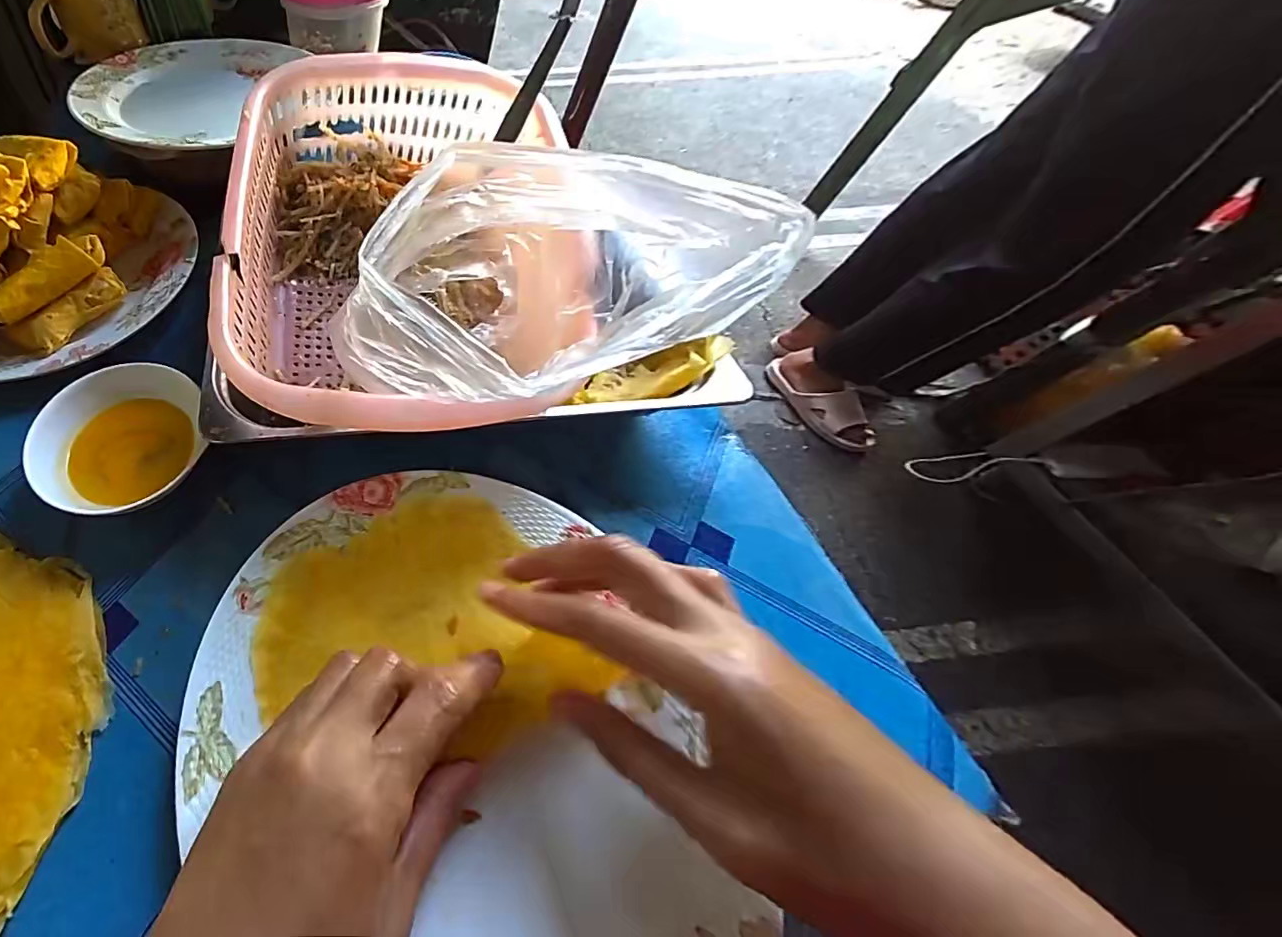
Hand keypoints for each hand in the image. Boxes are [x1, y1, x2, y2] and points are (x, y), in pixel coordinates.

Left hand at [152, 648, 502, 936]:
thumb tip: (468, 763)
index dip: (468, 677)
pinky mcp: (252, 746)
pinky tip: (343, 738)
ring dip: (376, 680)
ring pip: (342, 667)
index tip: (490, 663)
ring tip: (388, 724)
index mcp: (368, 790)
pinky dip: (337, 696)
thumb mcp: (392, 903)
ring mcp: (281, 739)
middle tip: (433, 715)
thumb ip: (433, 822)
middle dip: (419, 676)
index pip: (431, 704)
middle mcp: (323, 745)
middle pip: (383, 665)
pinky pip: (306, 694)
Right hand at [482, 536, 1131, 936]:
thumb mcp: (716, 821)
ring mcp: (753, 635)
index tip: (487, 594)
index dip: (537, 605)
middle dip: (562, 560)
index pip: (602, 622)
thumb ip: (632, 751)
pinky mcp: (766, 647)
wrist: (949, 876)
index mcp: (715, 677)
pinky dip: (646, 580)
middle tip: (511, 573)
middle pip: (631, 566)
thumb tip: (565, 699)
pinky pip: (692, 588)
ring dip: (602, 563)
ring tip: (557, 578)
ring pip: (662, 567)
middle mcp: (731, 637)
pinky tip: (635, 603)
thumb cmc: (829, 859)